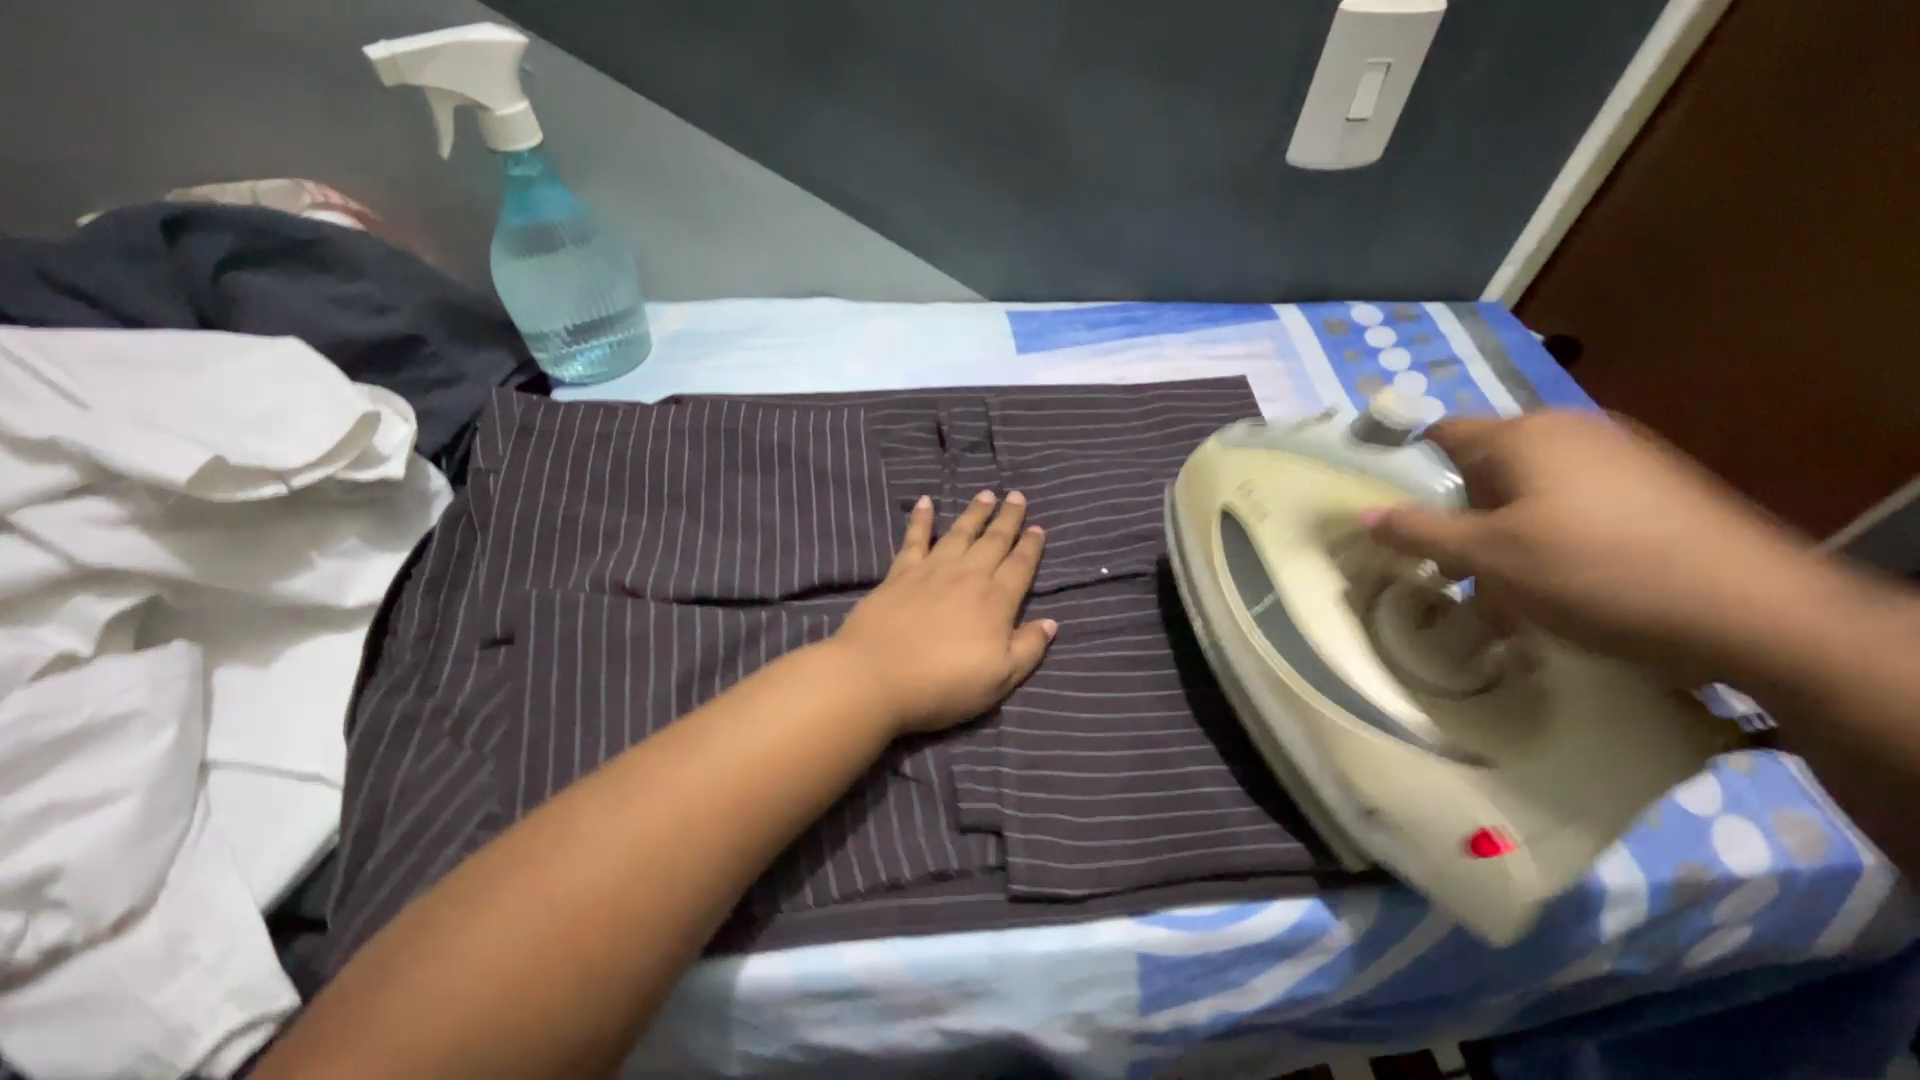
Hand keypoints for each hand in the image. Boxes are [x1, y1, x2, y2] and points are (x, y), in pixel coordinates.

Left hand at [829, 490, 1055, 733]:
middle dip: (1008, 518)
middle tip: (1017, 496)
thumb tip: (1050, 623)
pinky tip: (925, 502)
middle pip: (993, 541)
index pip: (1020, 567)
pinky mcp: (899, 574)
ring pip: (959, 533)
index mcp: (996, 601)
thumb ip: (1028, 649)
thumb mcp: (999, 679)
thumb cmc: (943, 685)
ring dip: (975, 513)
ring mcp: (931, 571)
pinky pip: (914, 539)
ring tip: (986, 494)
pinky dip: (921, 518)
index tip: (1038, 527)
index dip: (1031, 546)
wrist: (875, 677)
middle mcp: (967, 577)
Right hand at [1362, 411, 1821, 676]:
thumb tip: (1363, 514)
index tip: (1394, 517)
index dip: (1408, 470)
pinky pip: (1578, 506)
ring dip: (1505, 539)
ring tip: (1507, 596)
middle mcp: (1572, 430)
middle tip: (1453, 573)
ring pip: (1532, 493)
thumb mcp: (1490, 559)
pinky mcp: (1656, 489)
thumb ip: (1421, 533)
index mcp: (1525, 434)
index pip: (1441, 434)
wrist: (1750, 609)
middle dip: (1461, 519)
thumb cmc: (1595, 572)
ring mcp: (1621, 456)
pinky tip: (1563, 590)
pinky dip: (1552, 541)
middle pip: (1486, 468)